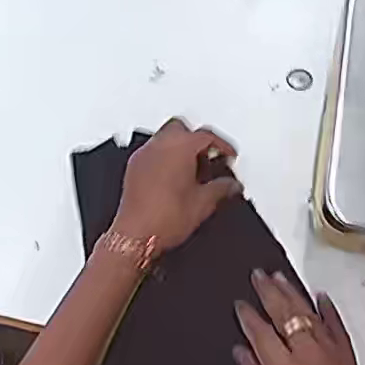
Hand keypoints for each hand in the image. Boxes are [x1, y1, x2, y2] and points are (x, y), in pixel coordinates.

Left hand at [111, 119, 242, 255]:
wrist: (136, 236)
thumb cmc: (164, 218)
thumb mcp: (204, 203)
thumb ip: (222, 188)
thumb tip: (231, 185)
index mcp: (180, 147)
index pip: (206, 135)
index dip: (222, 145)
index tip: (229, 155)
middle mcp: (159, 146)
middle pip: (183, 128)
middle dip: (198, 140)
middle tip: (210, 157)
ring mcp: (143, 156)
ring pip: (165, 138)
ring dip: (181, 148)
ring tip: (194, 169)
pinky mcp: (133, 168)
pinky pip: (153, 152)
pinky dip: (166, 158)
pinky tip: (175, 178)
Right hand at [233, 271, 364, 364]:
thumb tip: (243, 355)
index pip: (261, 333)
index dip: (248, 315)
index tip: (240, 305)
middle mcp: (313, 362)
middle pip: (288, 314)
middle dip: (270, 292)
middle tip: (259, 276)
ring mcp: (336, 362)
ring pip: (313, 315)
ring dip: (296, 294)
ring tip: (281, 278)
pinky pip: (339, 330)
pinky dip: (330, 312)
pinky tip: (321, 298)